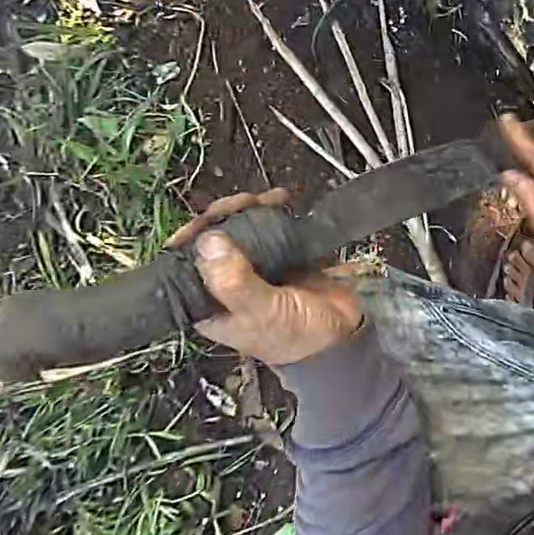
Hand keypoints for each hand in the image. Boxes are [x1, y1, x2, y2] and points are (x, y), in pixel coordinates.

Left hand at [168, 190, 364, 365]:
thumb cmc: (297, 335)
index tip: (211, 218)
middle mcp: (229, 281)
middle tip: (245, 203)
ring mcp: (257, 266)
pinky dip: (275, 210)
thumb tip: (209, 241)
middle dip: (226, 215)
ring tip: (268, 199)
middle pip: (215, 239)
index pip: (187, 263)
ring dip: (250, 209)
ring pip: (242, 229)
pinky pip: (271, 227)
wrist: (346, 334)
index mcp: (211, 302)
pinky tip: (283, 200)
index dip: (193, 236)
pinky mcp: (284, 254)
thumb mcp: (262, 313)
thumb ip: (234, 281)